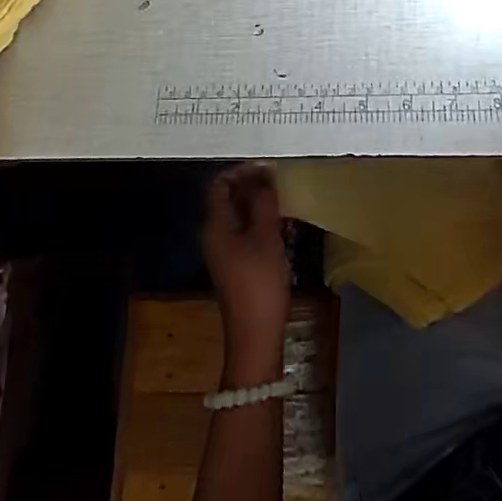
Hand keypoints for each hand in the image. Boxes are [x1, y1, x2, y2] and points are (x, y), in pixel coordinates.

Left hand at [202, 162, 291, 386]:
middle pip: (229, 199)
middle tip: (281, 179)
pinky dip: (263, 222)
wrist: (255, 332)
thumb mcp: (265, 237)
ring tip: (286, 198)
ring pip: (241, 216)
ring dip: (261, 204)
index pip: (220, 185)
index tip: (269, 167)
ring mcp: (226, 250)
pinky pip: (247, 232)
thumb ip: (264, 203)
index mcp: (215, 226)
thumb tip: (265, 177)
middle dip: (253, 186)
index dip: (242, 171)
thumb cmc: (259, 281)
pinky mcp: (239, 263)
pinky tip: (284, 224)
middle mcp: (215, 235)